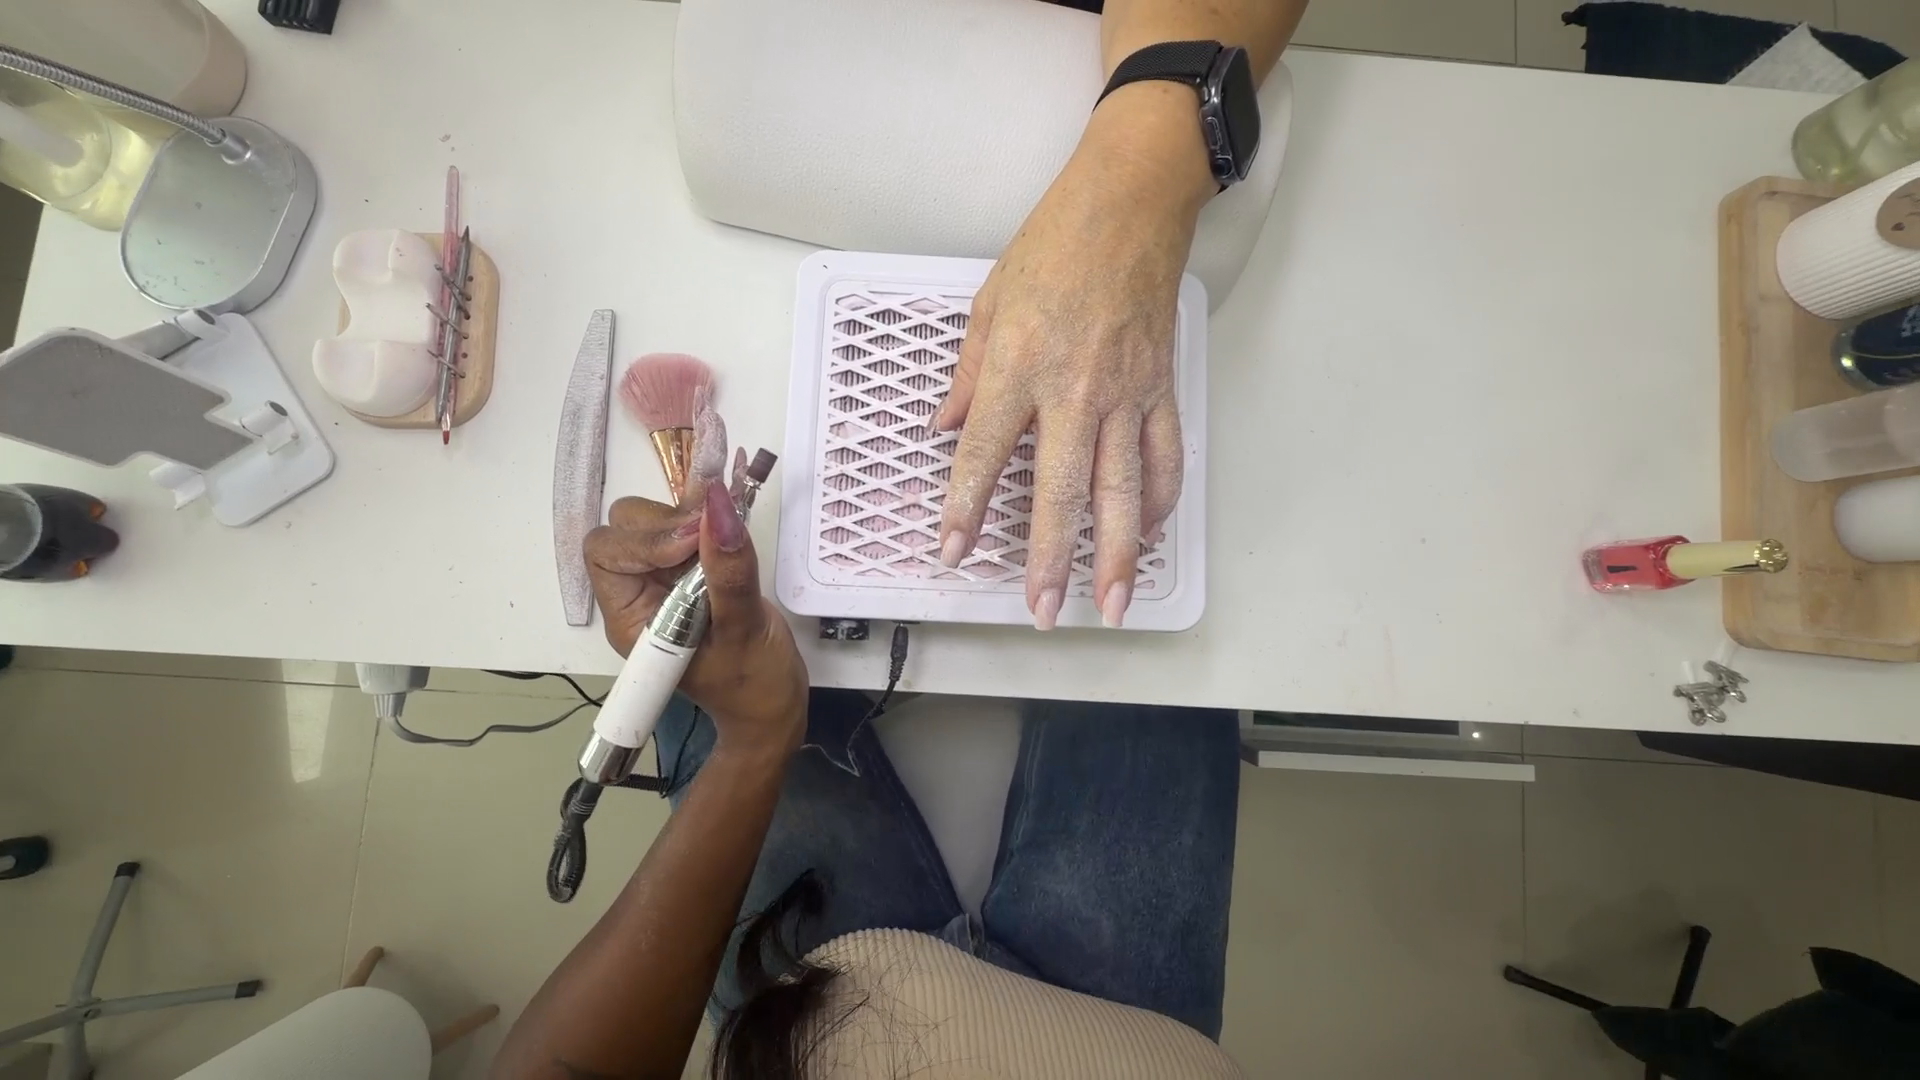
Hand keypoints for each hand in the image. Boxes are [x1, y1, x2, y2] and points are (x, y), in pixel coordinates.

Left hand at [583, 481, 806, 752]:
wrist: (772, 704)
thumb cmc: (752, 682)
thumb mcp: (743, 630)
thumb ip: (728, 571)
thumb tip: (718, 506)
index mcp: (631, 618)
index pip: (607, 554)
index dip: (646, 538)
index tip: (695, 541)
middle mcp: (640, 594)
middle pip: (627, 529)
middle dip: (670, 523)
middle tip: (716, 537)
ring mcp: (666, 581)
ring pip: (658, 522)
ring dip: (692, 519)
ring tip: (729, 540)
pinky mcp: (692, 572)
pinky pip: (689, 530)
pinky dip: (708, 519)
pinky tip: (732, 527)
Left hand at [933, 86, 1211, 629]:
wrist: (1131, 203)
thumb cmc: (1052, 246)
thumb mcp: (988, 305)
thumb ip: (968, 376)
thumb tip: (946, 428)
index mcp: (1018, 367)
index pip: (983, 454)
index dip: (965, 509)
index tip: (953, 553)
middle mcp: (1072, 390)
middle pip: (1061, 490)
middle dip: (1051, 558)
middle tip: (1044, 610)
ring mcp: (1125, 394)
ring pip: (1123, 489)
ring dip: (1116, 554)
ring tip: (1111, 605)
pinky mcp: (1162, 389)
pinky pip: (1166, 458)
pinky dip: (1159, 503)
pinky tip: (1145, 537)